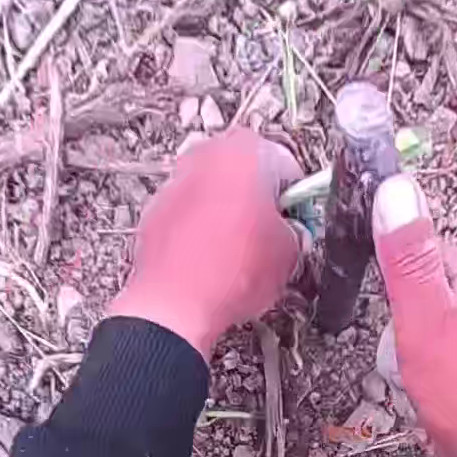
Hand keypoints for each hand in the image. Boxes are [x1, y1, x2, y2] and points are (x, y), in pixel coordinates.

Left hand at [108, 128, 304, 359]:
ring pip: (219, 194)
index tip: (300, 229)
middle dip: (264, 208)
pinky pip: (192, 216)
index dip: (300, 206)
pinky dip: (205, 234)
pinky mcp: (157, 208)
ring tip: (243, 260)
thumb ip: (297, 234)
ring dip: (233, 220)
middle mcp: (208, 154)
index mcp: (249, 152)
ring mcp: (178, 179)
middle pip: (251, 177)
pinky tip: (215, 265)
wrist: (176, 303)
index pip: (291, 171)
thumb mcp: (289, 256)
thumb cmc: (231, 274)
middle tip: (273, 244)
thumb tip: (293, 235)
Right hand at [373, 175, 456, 456]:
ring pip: (420, 316)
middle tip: (418, 350)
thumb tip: (394, 187)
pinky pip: (431, 338)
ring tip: (424, 368)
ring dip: (410, 344)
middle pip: (416, 285)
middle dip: (404, 321)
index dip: (398, 287)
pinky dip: (422, 358)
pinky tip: (429, 378)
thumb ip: (409, 256)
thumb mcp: (425, 315)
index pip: (417, 251)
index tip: (405, 319)